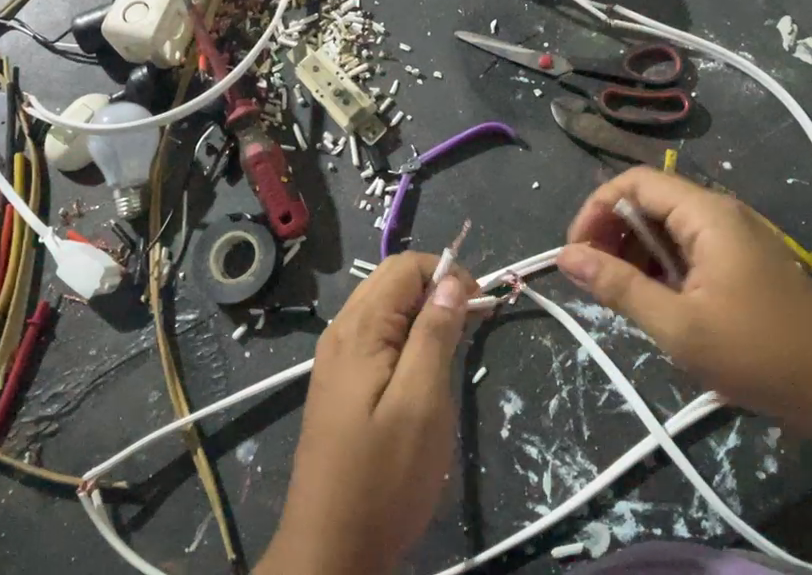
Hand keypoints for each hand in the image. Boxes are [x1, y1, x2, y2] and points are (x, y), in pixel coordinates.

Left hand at [257, 251, 477, 574]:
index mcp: (358, 328)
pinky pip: (376, 337)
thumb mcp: (422, 402)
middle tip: (472, 325)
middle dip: (436, 290)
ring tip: (455, 347)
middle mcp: (341, 332)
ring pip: (384, 308)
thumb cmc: (384, 476)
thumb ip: (435, 334)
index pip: (404, 266)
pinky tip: (426, 369)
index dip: (447, 274)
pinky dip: (406, 337)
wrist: (331, 546)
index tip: (481, 306)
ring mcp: (336, 358)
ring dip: (423, 314)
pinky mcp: (339, 383)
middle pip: (391, 281)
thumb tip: (452, 280)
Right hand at [556, 168, 811, 433]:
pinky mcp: (745, 260)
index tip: (576, 254)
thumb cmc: (756, 355)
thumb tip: (565, 257)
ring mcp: (738, 236)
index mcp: (708, 216)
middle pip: (651, 200)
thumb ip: (619, 286)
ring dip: (635, 251)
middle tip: (594, 279)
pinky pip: (691, 245)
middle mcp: (723, 213)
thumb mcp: (677, 325)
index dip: (596, 210)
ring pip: (669, 225)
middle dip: (613, 232)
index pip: (635, 182)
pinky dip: (663, 264)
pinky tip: (657, 300)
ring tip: (621, 294)